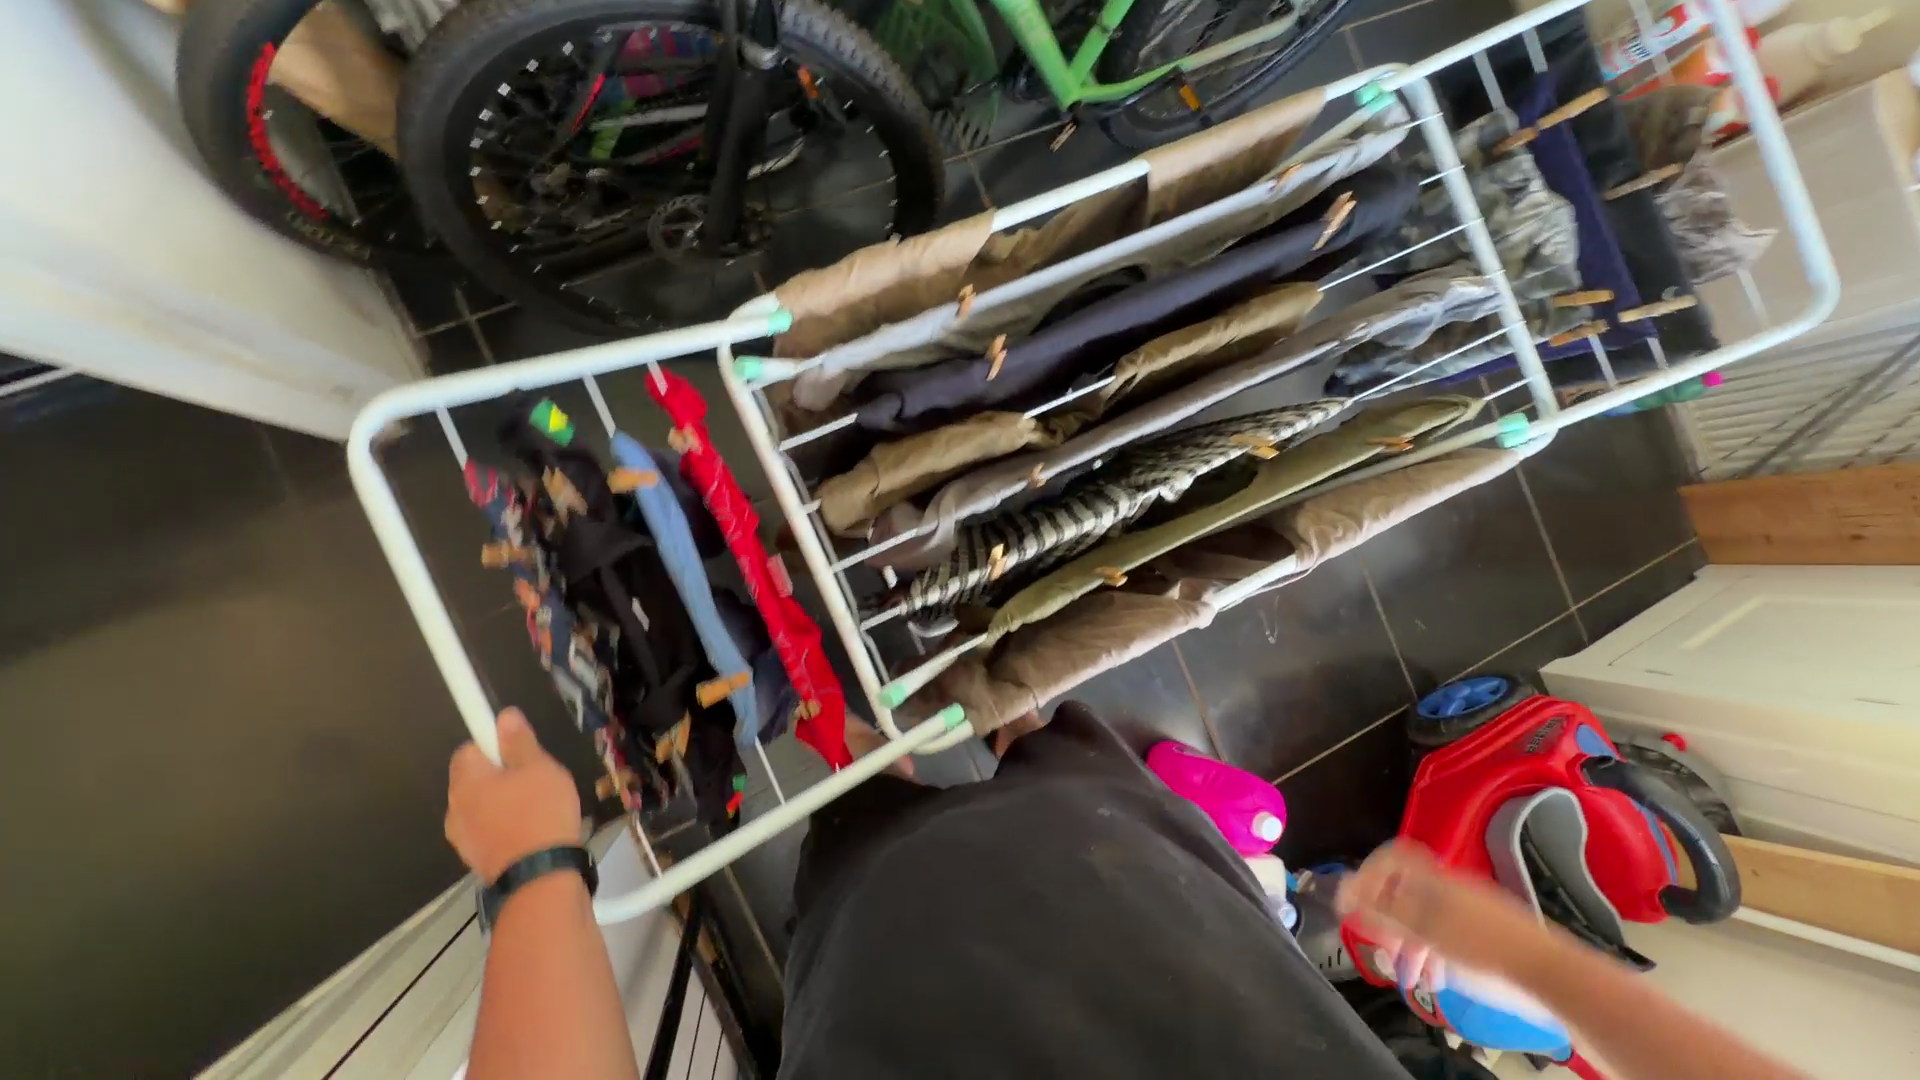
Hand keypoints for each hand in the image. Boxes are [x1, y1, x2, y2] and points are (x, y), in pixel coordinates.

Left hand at [446, 708, 582, 883]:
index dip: (492, 744)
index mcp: (467, 781)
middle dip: (500, 774)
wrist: (539, 875)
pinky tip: (530, 829)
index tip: (518, 750)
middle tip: (535, 778)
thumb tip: (504, 716)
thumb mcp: (540, 768)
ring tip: (536, 807)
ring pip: (480, 805)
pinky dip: (503, 824)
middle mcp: (454, 807)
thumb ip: (520, 742)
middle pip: (473, 778)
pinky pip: (486, 829)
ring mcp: (461, 836)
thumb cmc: (541, 812)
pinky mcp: (474, 858)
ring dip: (501, 801)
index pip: (467, 749)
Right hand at [1336, 842, 1563, 984]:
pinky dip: (1435, 953)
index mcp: (1435, 882)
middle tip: (1380, 947)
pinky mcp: (1490, 935)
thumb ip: (1385, 909)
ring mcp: (1473, 911)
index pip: (1391, 858)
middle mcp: (1452, 889)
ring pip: (1427, 918)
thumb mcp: (1427, 932)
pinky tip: (1437, 980)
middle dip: (1388, 919)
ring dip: (1410, 943)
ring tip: (1407, 975)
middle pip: (1406, 891)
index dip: (1368, 874)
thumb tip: (1344, 886)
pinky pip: (1449, 935)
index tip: (1353, 904)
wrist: (1559, 980)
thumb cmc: (1486, 953)